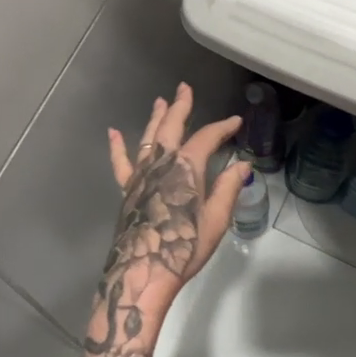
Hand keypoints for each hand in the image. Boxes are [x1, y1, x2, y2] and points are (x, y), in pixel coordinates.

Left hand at [103, 82, 247, 311]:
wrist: (144, 268)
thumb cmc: (185, 246)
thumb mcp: (216, 220)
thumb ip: (227, 189)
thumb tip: (242, 166)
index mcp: (187, 166)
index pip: (207, 138)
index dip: (223, 127)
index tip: (236, 122)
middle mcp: (161, 162)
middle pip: (171, 126)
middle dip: (180, 105)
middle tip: (184, 88)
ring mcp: (141, 173)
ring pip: (148, 138)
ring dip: (155, 118)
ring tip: (160, 101)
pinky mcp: (127, 187)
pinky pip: (121, 161)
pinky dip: (118, 146)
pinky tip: (113, 132)